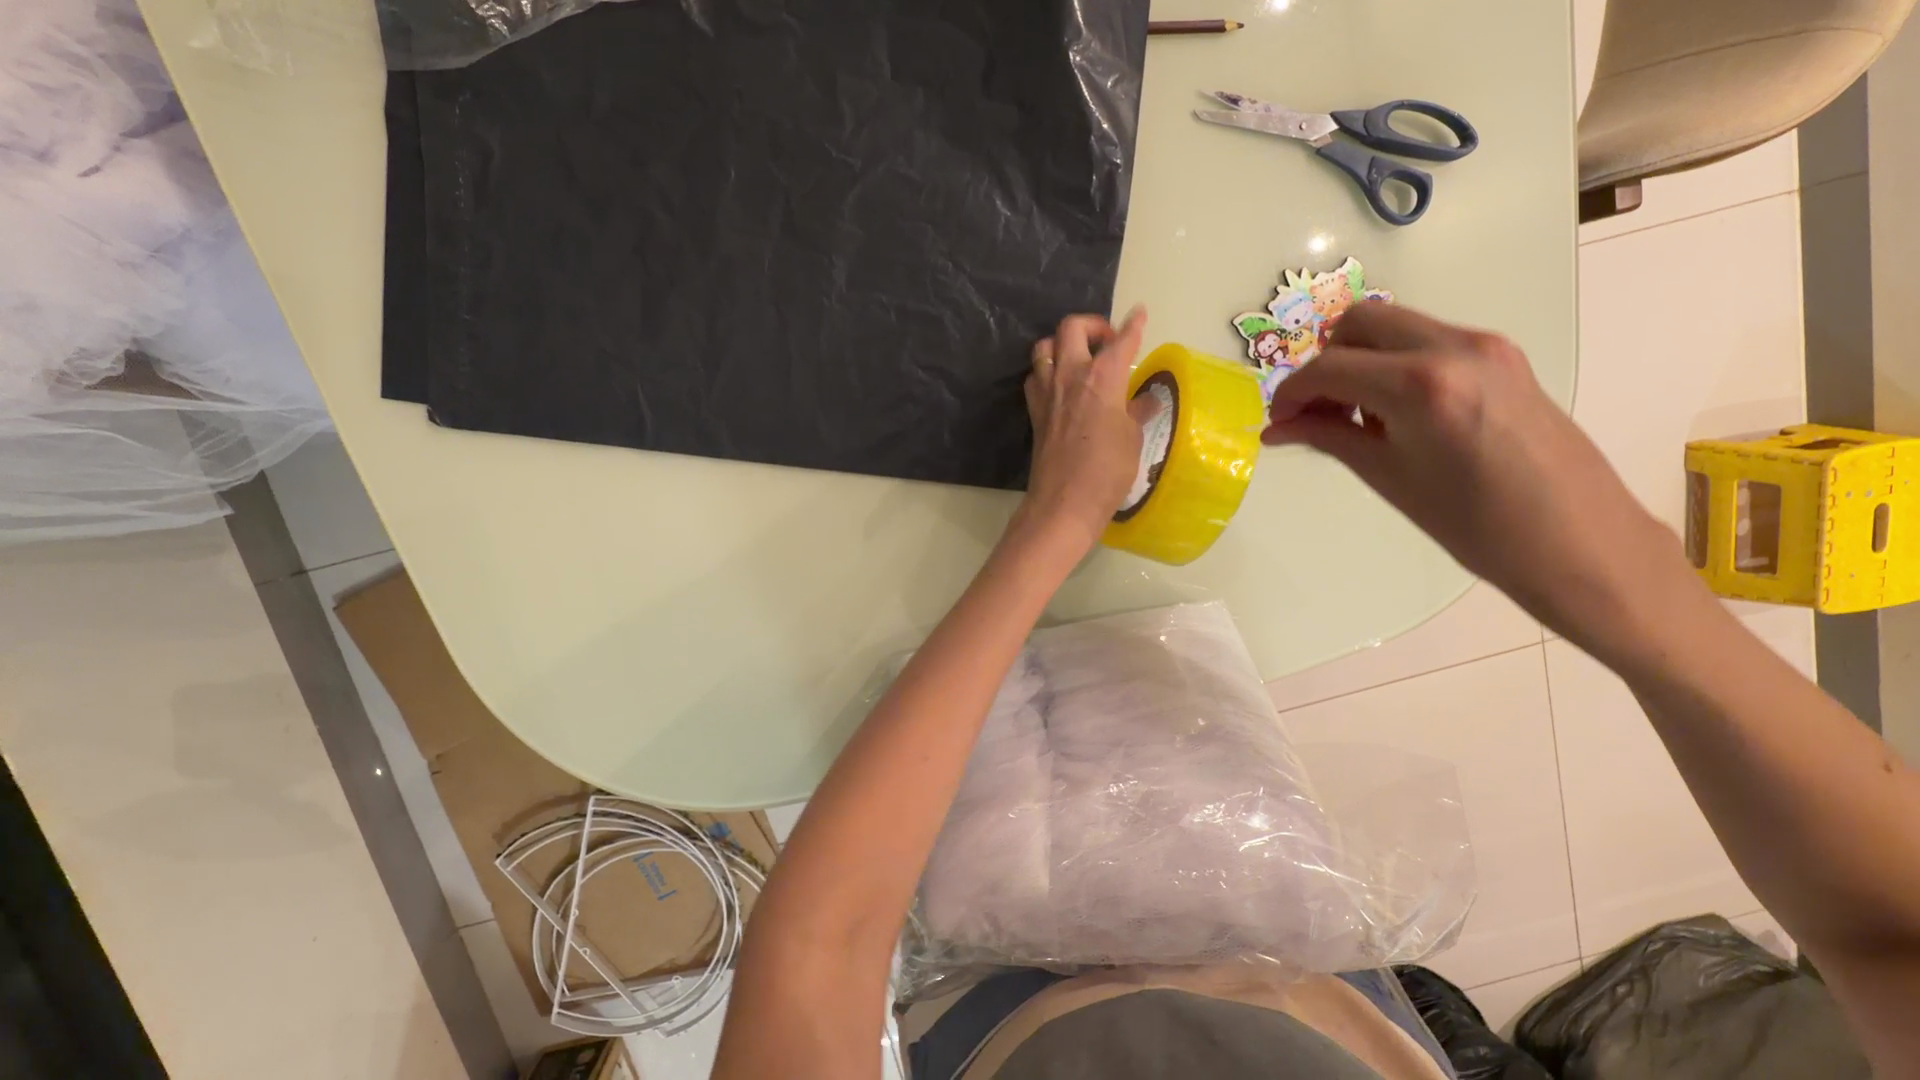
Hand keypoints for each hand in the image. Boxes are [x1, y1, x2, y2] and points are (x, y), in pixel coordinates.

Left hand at [1016, 307, 1152, 551]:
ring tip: (1080, 358)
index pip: (1121, 341)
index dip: (1133, 325)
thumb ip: (1137, 412)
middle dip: (1092, 325)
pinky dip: (1047, 371)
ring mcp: (1047, 392)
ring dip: (1062, 344)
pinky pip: (1035, 376)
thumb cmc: (1108, 471)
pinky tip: (1060, 385)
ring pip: (1045, 347)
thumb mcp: (1132, 439)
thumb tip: (1145, 399)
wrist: (1064, 502)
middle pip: (1072, 328)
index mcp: (1103, 377)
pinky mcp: (1034, 411)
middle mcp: (1071, 375)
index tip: (1139, 313)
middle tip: (1109, 341)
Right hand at [1263, 302, 1702, 664]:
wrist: (1581, 544)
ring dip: (1362, 361)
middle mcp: (1454, 346)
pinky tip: (1399, 418)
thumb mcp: (1390, 480)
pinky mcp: (1505, 357)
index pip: (1330, 367)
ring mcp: (1486, 346)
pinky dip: (1397, 365)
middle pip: (1360, 322)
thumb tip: (1277, 428)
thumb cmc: (1477, 527)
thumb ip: (1330, 438)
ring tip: (1360, 421)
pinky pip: (1430, 342)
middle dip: (1327, 362)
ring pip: (1396, 327)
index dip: (1292, 393)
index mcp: (1421, 383)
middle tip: (1319, 413)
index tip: (1280, 424)